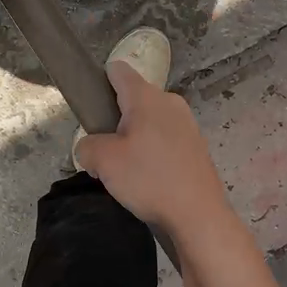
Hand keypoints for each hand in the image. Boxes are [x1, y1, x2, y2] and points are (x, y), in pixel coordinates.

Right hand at [76, 62, 229, 232]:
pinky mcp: (197, 146)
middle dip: (117, 119)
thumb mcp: (102, 162)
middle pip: (134, 98)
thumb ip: (86, 147)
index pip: (118, 70)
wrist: (200, 216)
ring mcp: (187, 123)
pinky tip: (151, 179)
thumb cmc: (149, 179)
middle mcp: (169, 101)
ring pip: (150, 121)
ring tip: (129, 170)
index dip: (100, 82)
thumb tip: (90, 149)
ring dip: (136, 138)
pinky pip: (166, 138)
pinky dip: (155, 152)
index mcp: (146, 96)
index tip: (92, 110)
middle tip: (107, 150)